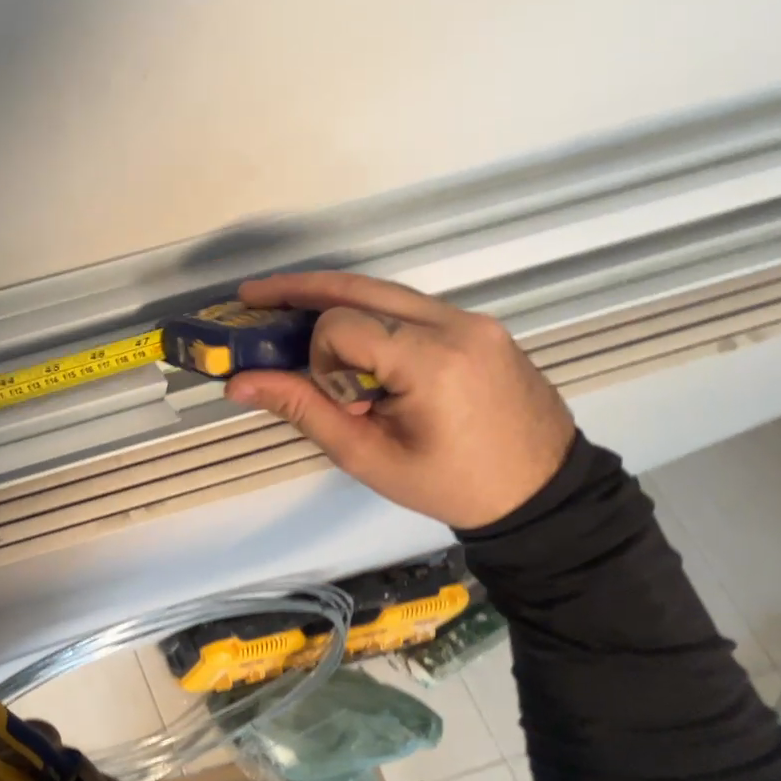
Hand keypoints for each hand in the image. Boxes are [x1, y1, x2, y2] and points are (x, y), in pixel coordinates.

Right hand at [223, 272, 575, 529]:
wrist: (543, 492)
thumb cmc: (449, 483)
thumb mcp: (365, 455)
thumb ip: (301, 408)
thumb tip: (237, 383)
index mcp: (432, 361)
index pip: (341, 325)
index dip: (316, 355)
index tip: (331, 395)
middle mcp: (456, 325)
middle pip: (358, 288)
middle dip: (300, 291)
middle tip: (250, 296)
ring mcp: (473, 320)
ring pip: (382, 291)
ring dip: (332, 300)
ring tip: (284, 309)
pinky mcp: (478, 326)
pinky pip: (407, 306)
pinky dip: (367, 314)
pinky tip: (343, 335)